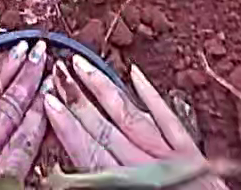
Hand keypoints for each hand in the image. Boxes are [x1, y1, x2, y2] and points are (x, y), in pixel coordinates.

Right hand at [44, 58, 224, 188]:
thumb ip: (107, 184)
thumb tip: (75, 173)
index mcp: (130, 186)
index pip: (90, 152)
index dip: (66, 125)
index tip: (47, 99)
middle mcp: (146, 168)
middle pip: (103, 129)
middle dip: (77, 99)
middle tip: (56, 70)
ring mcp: (169, 158)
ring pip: (128, 115)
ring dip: (102, 88)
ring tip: (81, 63)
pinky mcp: (192, 155)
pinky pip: (168, 119)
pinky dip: (150, 95)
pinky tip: (133, 72)